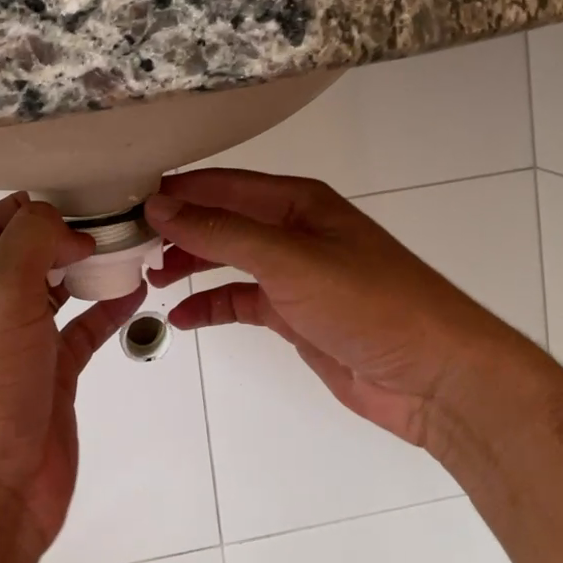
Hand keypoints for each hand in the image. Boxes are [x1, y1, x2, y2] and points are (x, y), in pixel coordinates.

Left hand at [0, 194, 145, 556]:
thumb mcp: (0, 296)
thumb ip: (31, 244)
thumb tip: (70, 229)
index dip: (21, 203)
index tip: (69, 192)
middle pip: (30, 252)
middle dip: (64, 230)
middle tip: (111, 214)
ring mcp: (28, 342)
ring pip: (61, 288)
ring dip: (90, 266)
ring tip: (130, 245)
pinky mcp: (56, 374)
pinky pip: (85, 329)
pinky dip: (109, 308)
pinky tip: (135, 294)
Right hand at [146, 168, 529, 449]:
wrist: (436, 377)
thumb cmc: (368, 302)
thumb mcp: (289, 260)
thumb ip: (222, 232)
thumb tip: (158, 205)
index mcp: (296, 201)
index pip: (221, 185)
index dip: (176, 191)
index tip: (126, 202)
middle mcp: (292, 230)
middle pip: (221, 220)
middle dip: (177, 228)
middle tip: (127, 244)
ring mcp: (294, 274)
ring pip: (227, 259)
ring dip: (189, 264)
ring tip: (147, 277)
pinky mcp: (295, 315)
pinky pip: (241, 301)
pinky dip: (211, 306)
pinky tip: (181, 317)